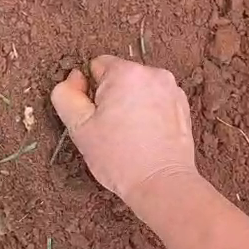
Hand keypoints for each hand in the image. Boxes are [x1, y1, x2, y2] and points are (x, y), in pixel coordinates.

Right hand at [51, 56, 197, 204]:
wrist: (161, 183)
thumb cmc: (119, 157)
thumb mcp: (79, 127)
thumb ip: (66, 95)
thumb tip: (74, 78)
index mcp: (126, 73)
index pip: (96, 66)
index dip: (89, 91)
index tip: (95, 116)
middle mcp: (152, 73)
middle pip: (118, 76)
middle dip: (111, 97)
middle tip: (111, 129)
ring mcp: (171, 89)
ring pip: (137, 88)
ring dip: (130, 103)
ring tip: (129, 134)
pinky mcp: (182, 105)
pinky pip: (155, 99)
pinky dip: (148, 112)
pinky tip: (145, 136)